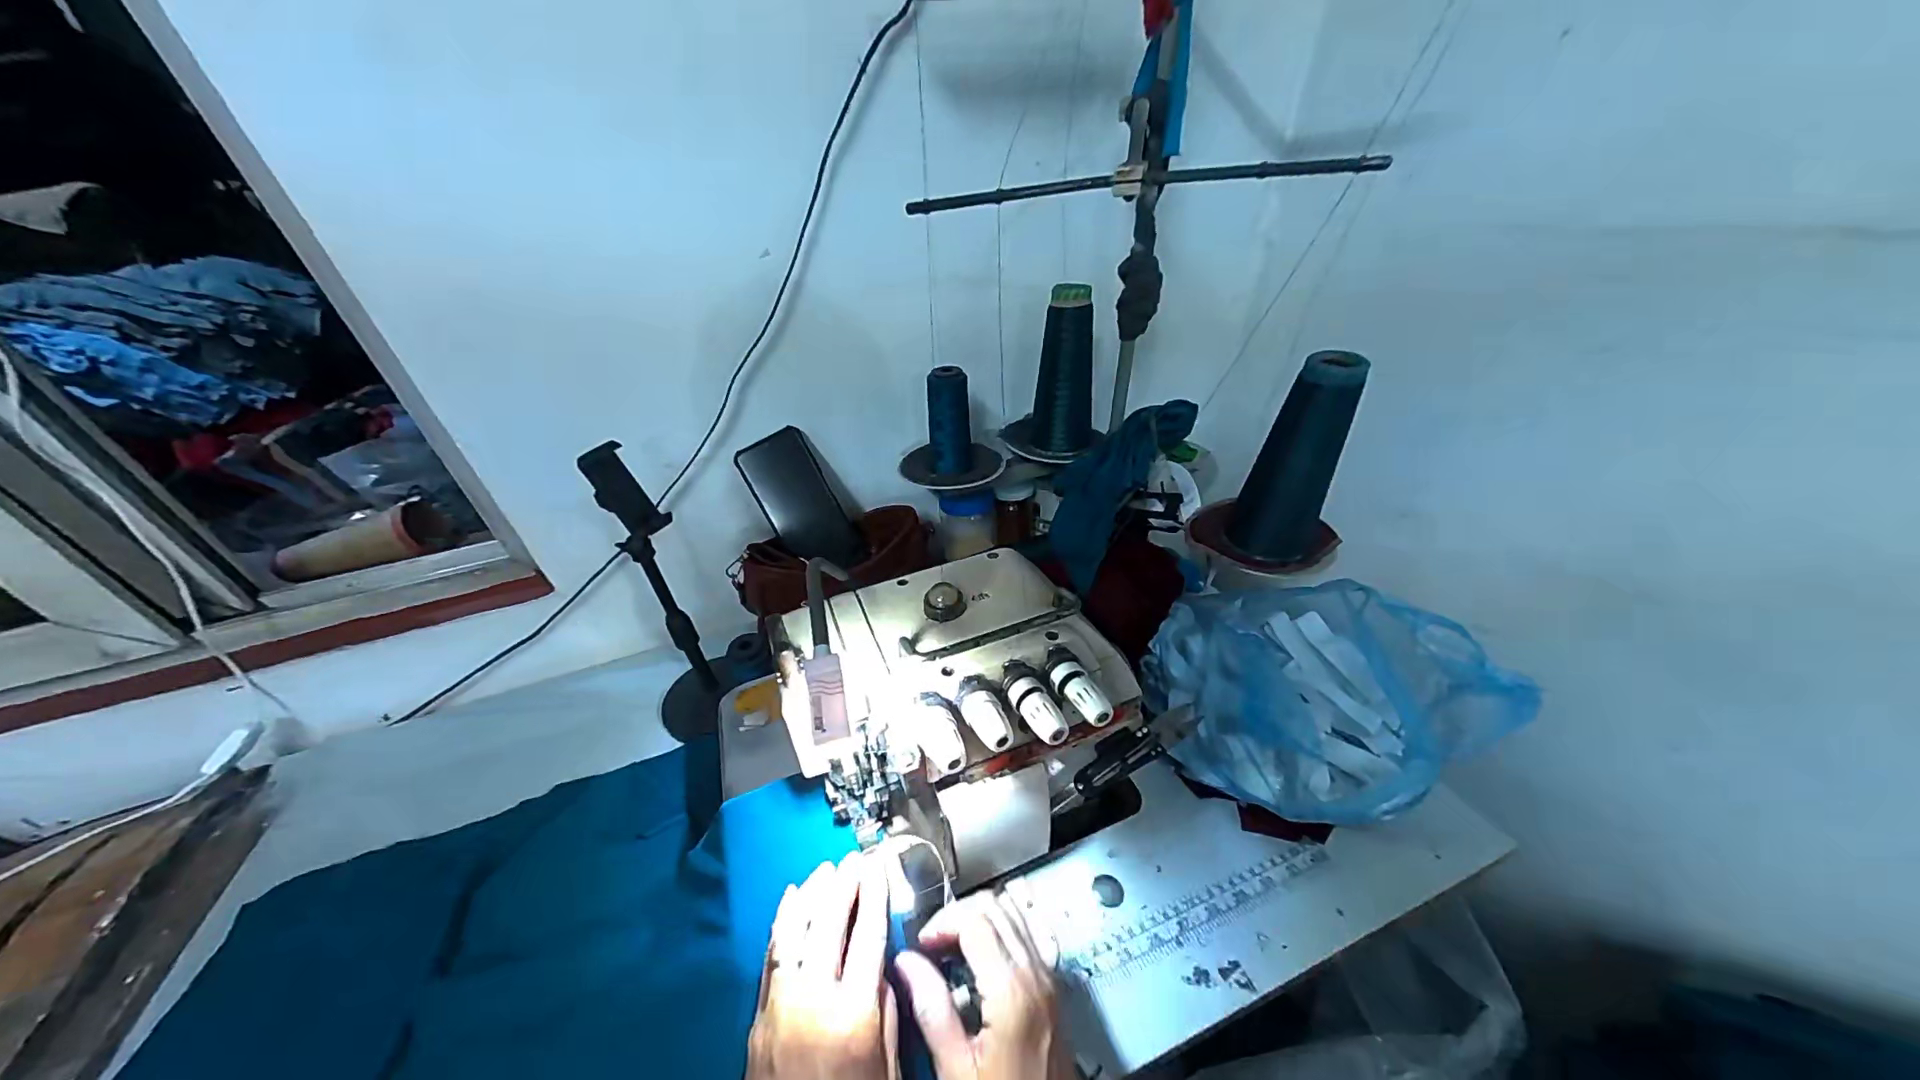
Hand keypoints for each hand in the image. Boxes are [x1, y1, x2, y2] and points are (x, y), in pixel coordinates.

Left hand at [747, 853, 897, 1079]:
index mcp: (852, 1014)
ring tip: (825, 870)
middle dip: (844, 886)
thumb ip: (887, 1012)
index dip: (875, 896)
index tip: (878, 867)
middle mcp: (813, 1000)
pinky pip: (771, 955)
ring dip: (812, 895)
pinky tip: (791, 900)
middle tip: (854, 859)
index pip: (868, 936)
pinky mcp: (758, 1016)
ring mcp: (780, 1005)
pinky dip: (782, 922)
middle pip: (829, 925)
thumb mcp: (887, 1071)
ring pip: (796, 932)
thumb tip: (883, 965)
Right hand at [893, 891, 1071, 1079]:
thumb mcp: (955, 1068)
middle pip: (996, 907)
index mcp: (1011, 991)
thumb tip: (907, 964)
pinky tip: (988, 954)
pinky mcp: (1054, 990)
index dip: (942, 922)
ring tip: (957, 948)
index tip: (922, 944)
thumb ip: (931, 1009)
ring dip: (983, 918)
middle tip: (934, 944)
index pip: (975, 919)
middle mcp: (1037, 976)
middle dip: (960, 916)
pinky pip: (1033, 934)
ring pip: (1016, 913)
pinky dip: (1007, 928)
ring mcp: (1050, 980)